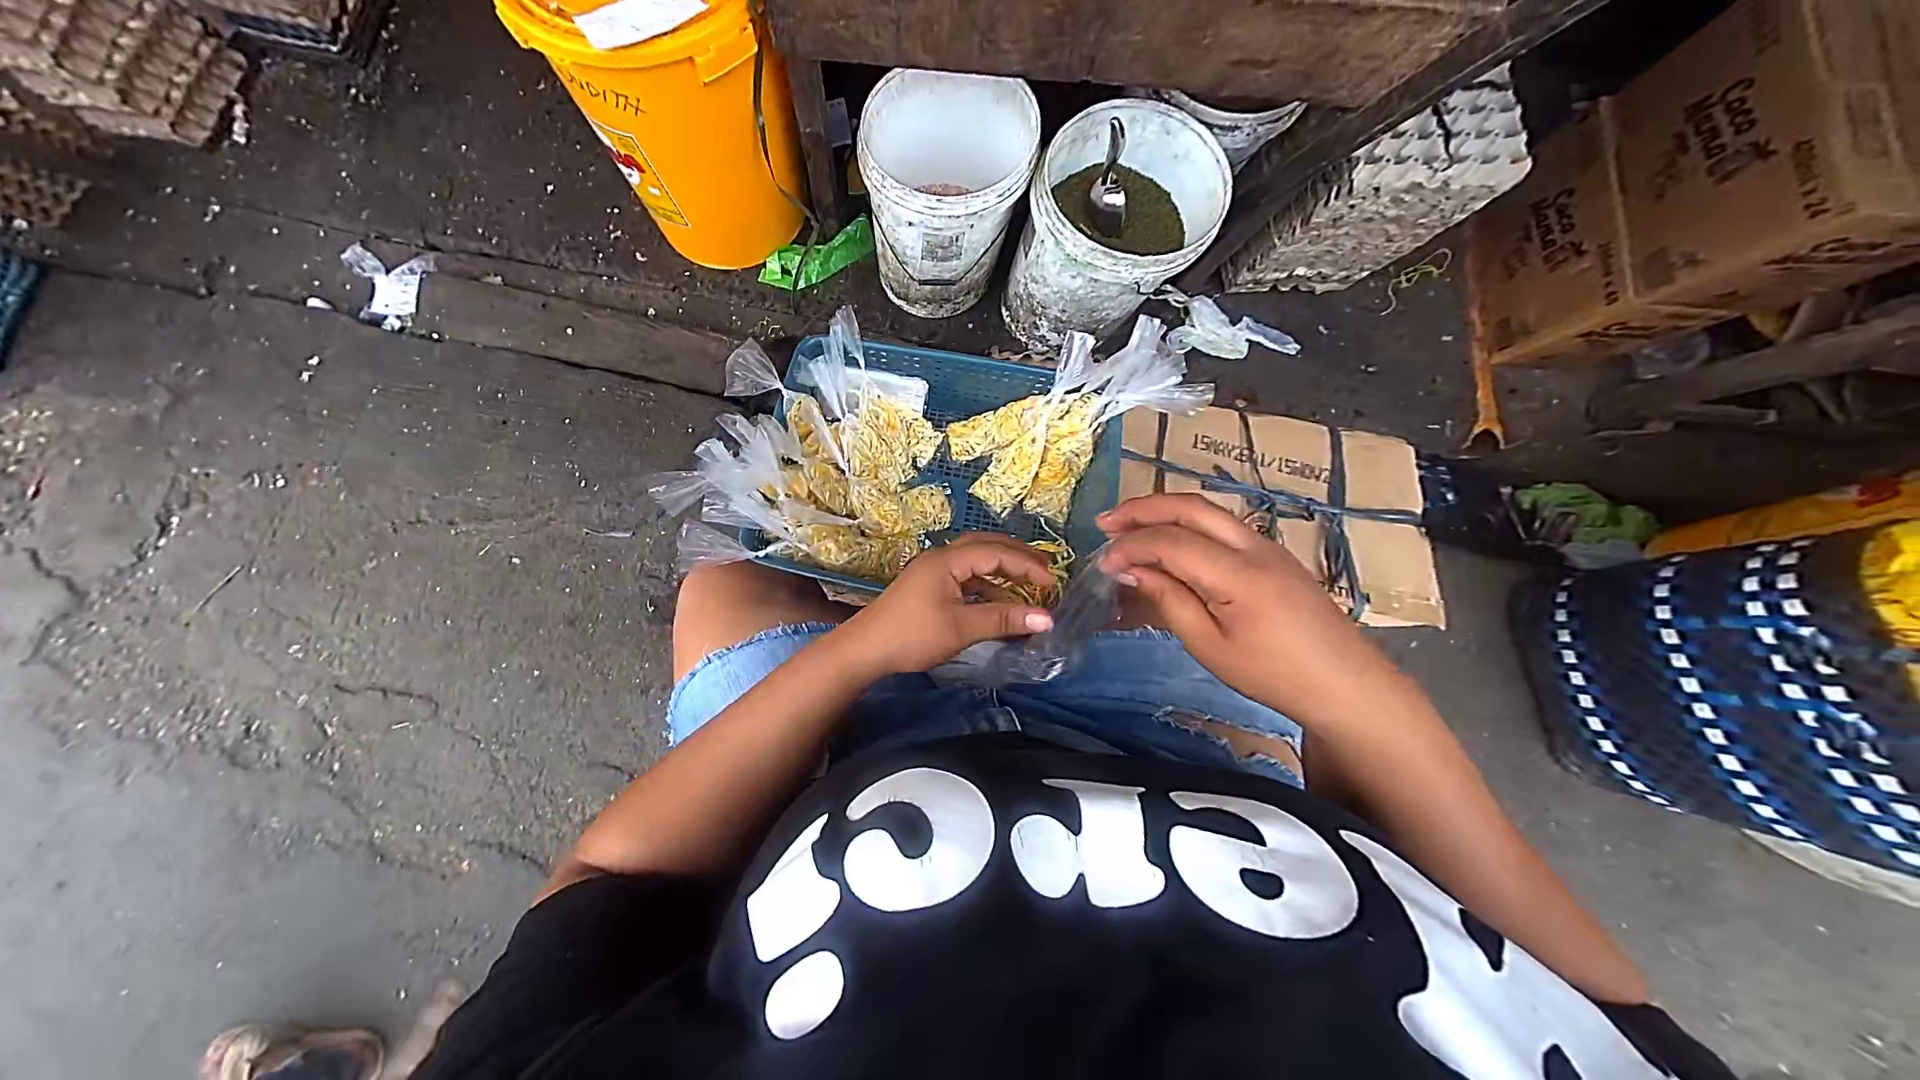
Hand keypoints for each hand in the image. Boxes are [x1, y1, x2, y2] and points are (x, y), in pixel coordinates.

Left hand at [833, 533, 1055, 674]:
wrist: (865, 649)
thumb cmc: (912, 635)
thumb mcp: (962, 628)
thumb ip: (1004, 620)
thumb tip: (1047, 618)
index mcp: (947, 560)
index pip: (996, 552)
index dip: (1027, 565)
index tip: (1052, 583)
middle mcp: (941, 558)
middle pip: (986, 547)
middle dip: (1018, 557)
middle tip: (1046, 570)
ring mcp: (933, 571)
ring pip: (975, 561)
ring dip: (1002, 571)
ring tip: (1028, 584)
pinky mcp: (929, 587)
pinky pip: (966, 577)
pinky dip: (987, 586)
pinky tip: (999, 602)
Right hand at [1096, 494, 1396, 719]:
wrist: (1345, 683)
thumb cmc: (1274, 675)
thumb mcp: (1211, 647)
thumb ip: (1169, 601)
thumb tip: (1130, 569)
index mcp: (1238, 573)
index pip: (1171, 541)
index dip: (1131, 546)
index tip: (1102, 564)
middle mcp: (1253, 546)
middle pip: (1190, 507)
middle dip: (1142, 509)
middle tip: (1105, 522)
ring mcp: (1267, 545)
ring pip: (1208, 510)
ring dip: (1164, 511)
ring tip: (1128, 526)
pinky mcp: (1272, 554)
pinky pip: (1221, 526)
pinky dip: (1187, 524)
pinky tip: (1169, 541)